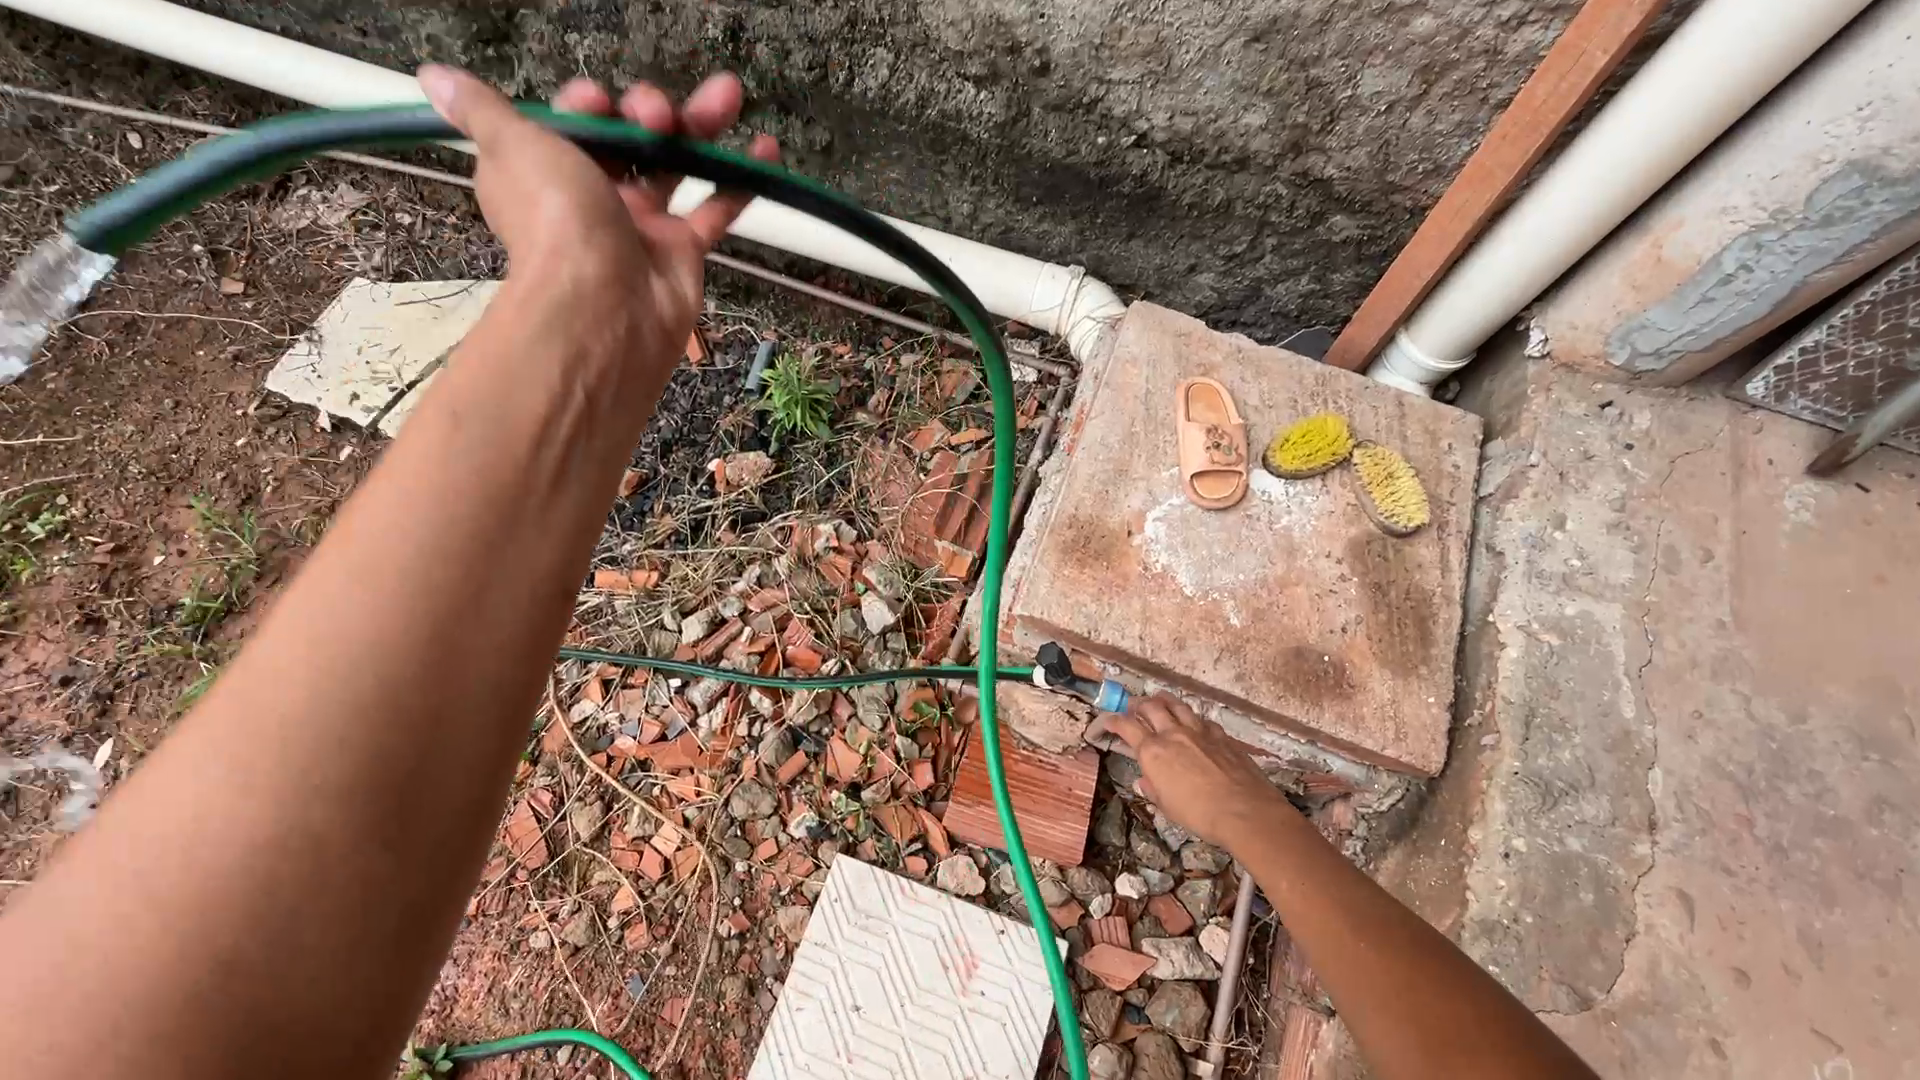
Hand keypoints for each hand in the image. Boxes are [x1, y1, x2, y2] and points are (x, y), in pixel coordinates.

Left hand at [416, 65, 778, 374]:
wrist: (605, 307)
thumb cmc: (557, 221)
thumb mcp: (513, 146)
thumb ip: (483, 109)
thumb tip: (433, 78)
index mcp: (547, 172)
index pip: (575, 122)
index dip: (592, 105)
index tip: (602, 104)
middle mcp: (593, 196)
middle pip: (630, 137)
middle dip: (651, 110)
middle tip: (661, 113)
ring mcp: (641, 224)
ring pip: (676, 164)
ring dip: (701, 127)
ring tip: (730, 95)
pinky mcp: (683, 249)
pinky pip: (714, 207)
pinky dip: (739, 179)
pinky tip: (764, 149)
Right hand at [1105, 693, 1290, 850]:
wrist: (1245, 811)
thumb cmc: (1199, 814)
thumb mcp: (1167, 807)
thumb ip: (1153, 789)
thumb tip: (1144, 781)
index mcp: (1153, 751)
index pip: (1126, 726)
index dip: (1113, 721)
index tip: (1107, 721)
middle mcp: (1174, 734)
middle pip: (1151, 707)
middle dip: (1138, 704)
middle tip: (1133, 706)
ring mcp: (1200, 731)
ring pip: (1178, 705)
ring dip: (1164, 700)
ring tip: (1158, 699)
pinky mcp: (1222, 735)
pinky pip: (1202, 719)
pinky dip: (1192, 717)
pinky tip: (1194, 722)